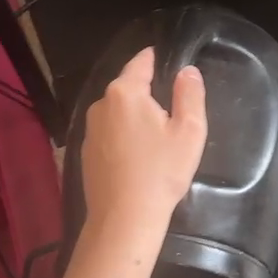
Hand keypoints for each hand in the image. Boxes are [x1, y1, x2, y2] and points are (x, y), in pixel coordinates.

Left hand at [81, 47, 207, 227]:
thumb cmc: (161, 172)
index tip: (172, 62)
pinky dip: (124, 135)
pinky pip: (110, 131)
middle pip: (128, 87)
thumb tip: (187, 71)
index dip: (157, 58)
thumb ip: (190, 94)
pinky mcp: (86, 151)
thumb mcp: (189, 131)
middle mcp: (101, 105)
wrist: (124, 218)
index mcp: (125, 93)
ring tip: (158, 135)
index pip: (141, 62)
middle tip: (173, 109)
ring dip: (136, 115)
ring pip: (118, 111)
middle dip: (148, 92)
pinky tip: (139, 154)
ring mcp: (90, 129)